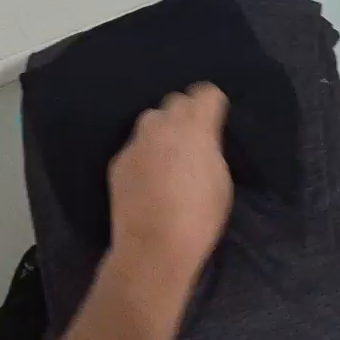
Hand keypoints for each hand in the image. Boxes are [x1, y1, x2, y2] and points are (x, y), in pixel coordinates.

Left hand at [106, 83, 232, 283]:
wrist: (153, 246)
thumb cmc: (199, 217)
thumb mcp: (221, 181)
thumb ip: (211, 150)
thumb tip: (202, 141)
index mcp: (196, 128)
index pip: (205, 93)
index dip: (212, 104)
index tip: (215, 117)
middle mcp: (164, 126)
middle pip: (176, 101)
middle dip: (186, 113)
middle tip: (192, 138)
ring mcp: (137, 142)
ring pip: (151, 119)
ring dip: (162, 129)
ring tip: (167, 154)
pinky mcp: (119, 160)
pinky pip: (135, 145)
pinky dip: (144, 153)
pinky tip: (148, 176)